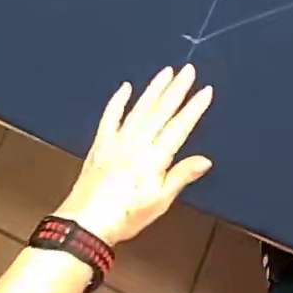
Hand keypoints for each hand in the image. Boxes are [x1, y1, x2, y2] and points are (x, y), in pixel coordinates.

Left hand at [54, 65, 213, 245]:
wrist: (86, 222)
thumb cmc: (124, 216)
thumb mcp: (160, 201)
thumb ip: (181, 176)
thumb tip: (204, 160)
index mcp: (153, 158)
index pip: (179, 127)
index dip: (194, 108)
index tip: (205, 90)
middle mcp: (136, 144)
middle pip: (160, 111)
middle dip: (176, 89)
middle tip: (188, 70)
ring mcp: (116, 141)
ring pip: (139, 108)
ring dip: (153, 89)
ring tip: (165, 73)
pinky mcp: (100, 144)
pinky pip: (110, 116)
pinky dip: (118, 101)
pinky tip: (125, 88)